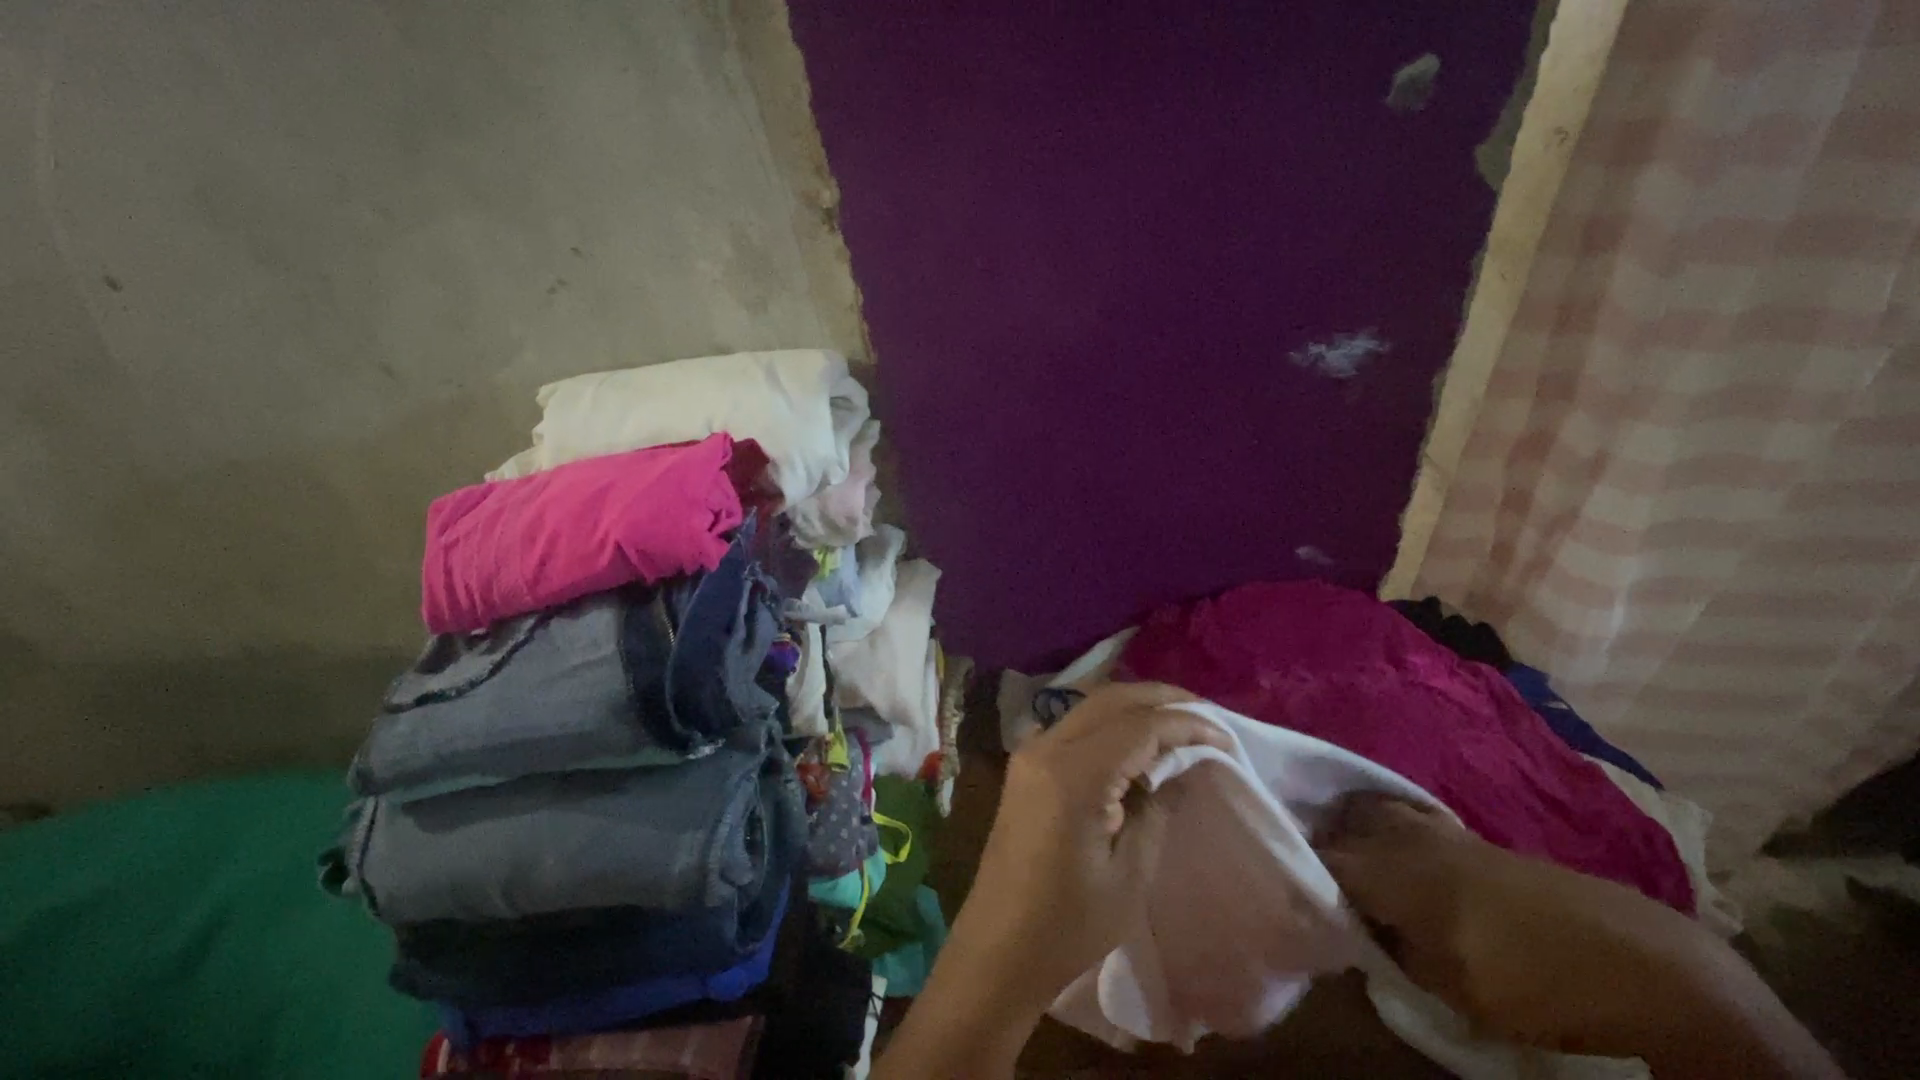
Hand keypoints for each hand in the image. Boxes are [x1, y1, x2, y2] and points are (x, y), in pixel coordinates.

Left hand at [953, 681, 1227, 1007]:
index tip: (1226, 740)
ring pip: (1089, 706)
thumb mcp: (1129, 873)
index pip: (1139, 725)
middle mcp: (1045, 749)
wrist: (999, 950)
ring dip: (1136, 707)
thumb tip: (1179, 767)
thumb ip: (1156, 808)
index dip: (1186, 725)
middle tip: (1207, 717)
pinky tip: (1138, 743)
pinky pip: (1073, 726)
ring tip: (1181, 724)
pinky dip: (1110, 723)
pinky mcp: (1024, 769)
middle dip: (1162, 699)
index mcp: (1072, 774)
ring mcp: (1029, 755)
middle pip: (1110, 699)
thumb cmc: (1068, 925)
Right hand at [1319, 796, 1843, 1078]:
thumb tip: (1355, 925)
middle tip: (1311, 865)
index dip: (1298, 866)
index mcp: (1396, 868)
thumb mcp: (1442, 982)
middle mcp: (1417, 836)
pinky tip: (1402, 859)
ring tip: (1350, 855)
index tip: (1284, 881)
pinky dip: (1396, 831)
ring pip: (1385, 810)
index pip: (1325, 855)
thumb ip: (1388, 945)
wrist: (1642, 970)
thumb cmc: (1527, 982)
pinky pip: (1419, 819)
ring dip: (1360, 827)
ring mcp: (1453, 832)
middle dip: (1325, 834)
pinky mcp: (1485, 840)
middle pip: (1350, 818)